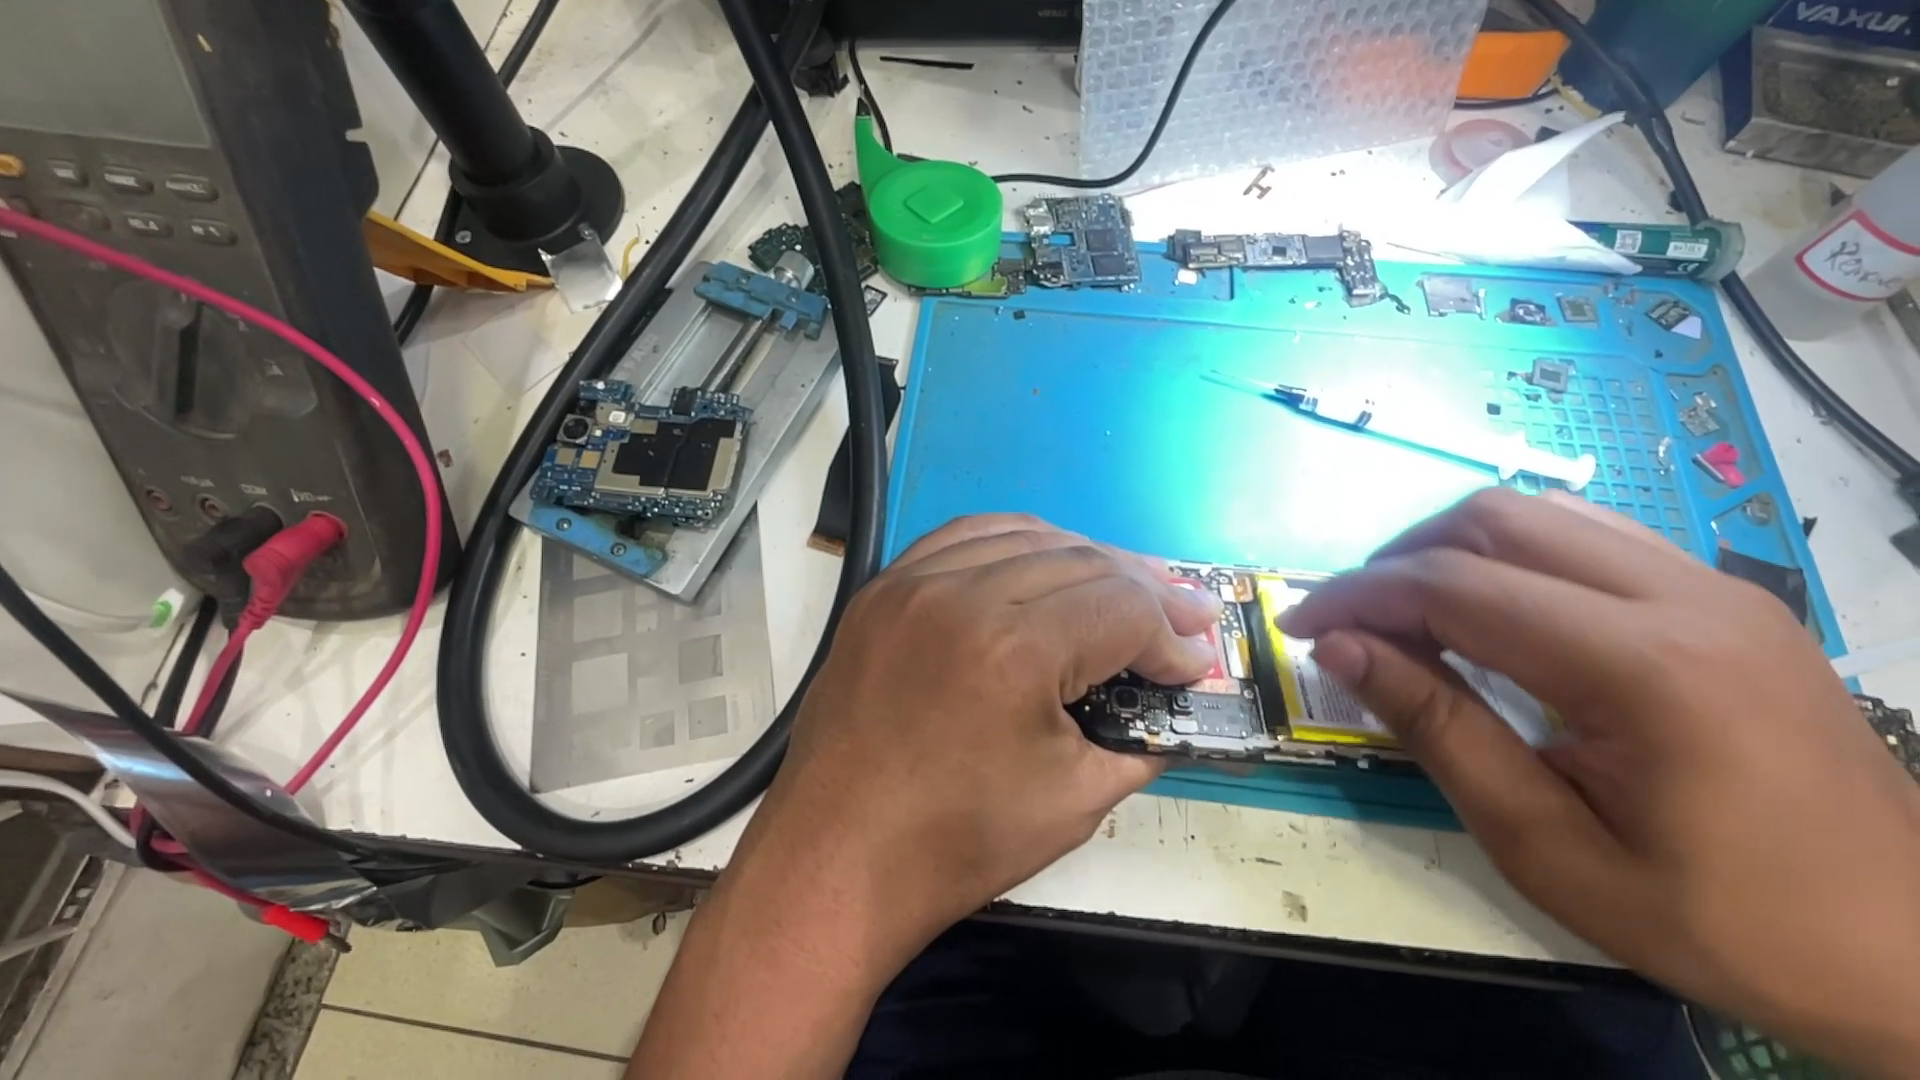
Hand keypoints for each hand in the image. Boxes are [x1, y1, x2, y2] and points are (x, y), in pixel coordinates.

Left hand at [735, 514, 1218, 952]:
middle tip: (1183, 615)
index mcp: (1014, 650)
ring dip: (1084, 557)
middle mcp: (960, 595)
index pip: (1122, 608)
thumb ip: (1142, 738)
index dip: (1170, 636)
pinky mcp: (881, 591)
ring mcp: (911, 584)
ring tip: (1123, 585)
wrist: (838, 858)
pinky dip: (1014, 543)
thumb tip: (1176, 699)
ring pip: (1023, 535)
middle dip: (1144, 588)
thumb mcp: (1077, 800)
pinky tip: (1039, 562)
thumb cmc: (958, 844)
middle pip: (1081, 559)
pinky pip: (962, 539)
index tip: (1193, 664)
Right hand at [1280, 489, 1919, 1075]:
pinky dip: (1514, 554)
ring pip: (1542, 513)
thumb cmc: (1720, 921)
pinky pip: (1592, 535)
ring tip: (1409, 613)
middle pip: (1494, 519)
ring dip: (1453, 549)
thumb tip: (1342, 648)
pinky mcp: (1729, 598)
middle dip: (1398, 559)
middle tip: (1352, 622)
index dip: (1358, 596)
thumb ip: (1439, 729)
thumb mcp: (1548, 845)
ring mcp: (1717, 587)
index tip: (1302, 628)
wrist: (1918, 955)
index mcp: (1642, 667)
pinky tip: (1493, 611)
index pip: (1455, 586)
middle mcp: (1684, 597)